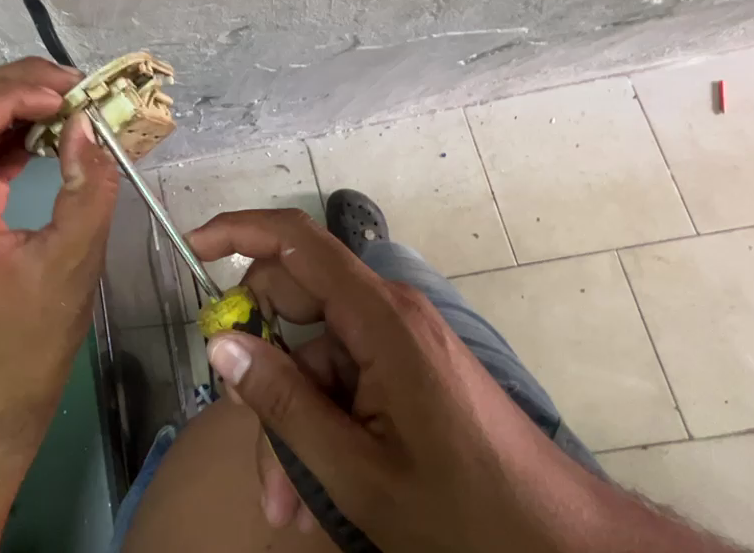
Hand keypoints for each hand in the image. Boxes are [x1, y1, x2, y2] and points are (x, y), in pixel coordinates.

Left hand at [0, 58, 121, 433]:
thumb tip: (88, 125)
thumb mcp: (74, 265)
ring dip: (12, 106)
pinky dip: (7, 135)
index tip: (65, 92)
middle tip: (72, 85)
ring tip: (67, 101)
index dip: (10, 93)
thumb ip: (87, 189)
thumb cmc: (31, 340)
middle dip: (13, 88)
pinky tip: (47, 131)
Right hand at [187, 209, 735, 552]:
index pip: (295, 241)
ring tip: (286, 504)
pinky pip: (342, 381)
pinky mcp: (405, 371)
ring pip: (313, 357)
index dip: (238, 231)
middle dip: (259, 368)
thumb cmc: (465, 511)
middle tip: (242, 428)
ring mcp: (397, 343)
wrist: (562, 546)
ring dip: (289, 421)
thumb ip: (282, 403)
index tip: (191, 248)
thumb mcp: (356, 471)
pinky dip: (319, 428)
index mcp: (379, 319)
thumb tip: (221, 345)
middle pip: (294, 305)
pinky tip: (313, 494)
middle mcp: (387, 315)